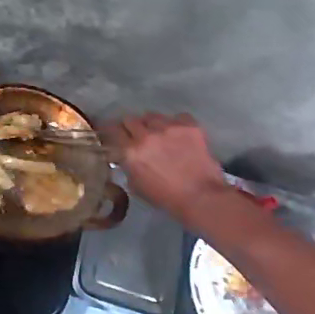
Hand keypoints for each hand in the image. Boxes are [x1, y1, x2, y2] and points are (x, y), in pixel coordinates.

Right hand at [105, 112, 232, 221]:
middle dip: (132, 127)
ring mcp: (169, 128)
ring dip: (152, 124)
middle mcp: (146, 135)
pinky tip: (180, 135)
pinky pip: (177, 117)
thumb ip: (127, 165)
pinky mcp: (189, 126)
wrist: (203, 197)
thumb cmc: (167, 198)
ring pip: (152, 115)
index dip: (111, 131)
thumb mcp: (136, 185)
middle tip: (137, 136)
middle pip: (130, 119)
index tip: (112, 134)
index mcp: (130, 151)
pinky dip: (176, 124)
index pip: (112, 130)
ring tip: (160, 134)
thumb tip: (125, 156)